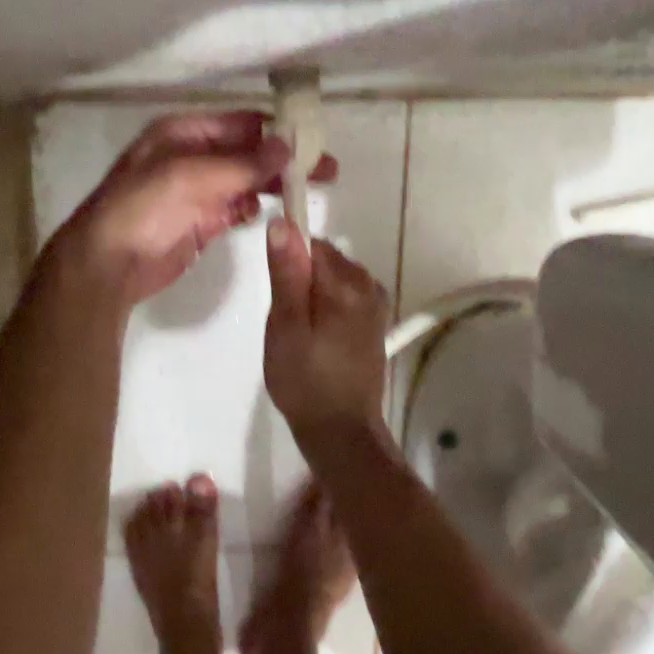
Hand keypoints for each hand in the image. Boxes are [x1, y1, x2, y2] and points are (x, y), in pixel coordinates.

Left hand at [49, 111, 337, 305]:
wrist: (108, 263)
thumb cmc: (143, 209)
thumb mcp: (191, 176)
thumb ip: (242, 163)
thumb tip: (288, 147)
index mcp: (184, 133)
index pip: (241, 124)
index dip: (278, 131)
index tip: (315, 142)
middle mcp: (193, 156)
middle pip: (248, 152)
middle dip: (284, 160)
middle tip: (327, 171)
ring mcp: (197, 191)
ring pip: (246, 181)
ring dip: (274, 184)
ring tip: (309, 191)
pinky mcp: (201, 222)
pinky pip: (236, 209)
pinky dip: (255, 208)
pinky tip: (274, 213)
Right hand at [263, 218, 389, 435]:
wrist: (341, 430)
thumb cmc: (305, 381)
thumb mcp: (285, 327)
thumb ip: (286, 273)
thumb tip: (284, 223)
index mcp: (346, 283)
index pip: (310, 243)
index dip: (287, 263)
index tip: (278, 296)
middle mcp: (368, 285)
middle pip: (323, 260)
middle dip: (299, 282)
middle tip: (287, 325)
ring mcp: (375, 304)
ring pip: (332, 279)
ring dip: (312, 297)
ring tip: (301, 337)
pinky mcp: (375, 322)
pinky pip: (343, 297)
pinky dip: (326, 310)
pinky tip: (317, 342)